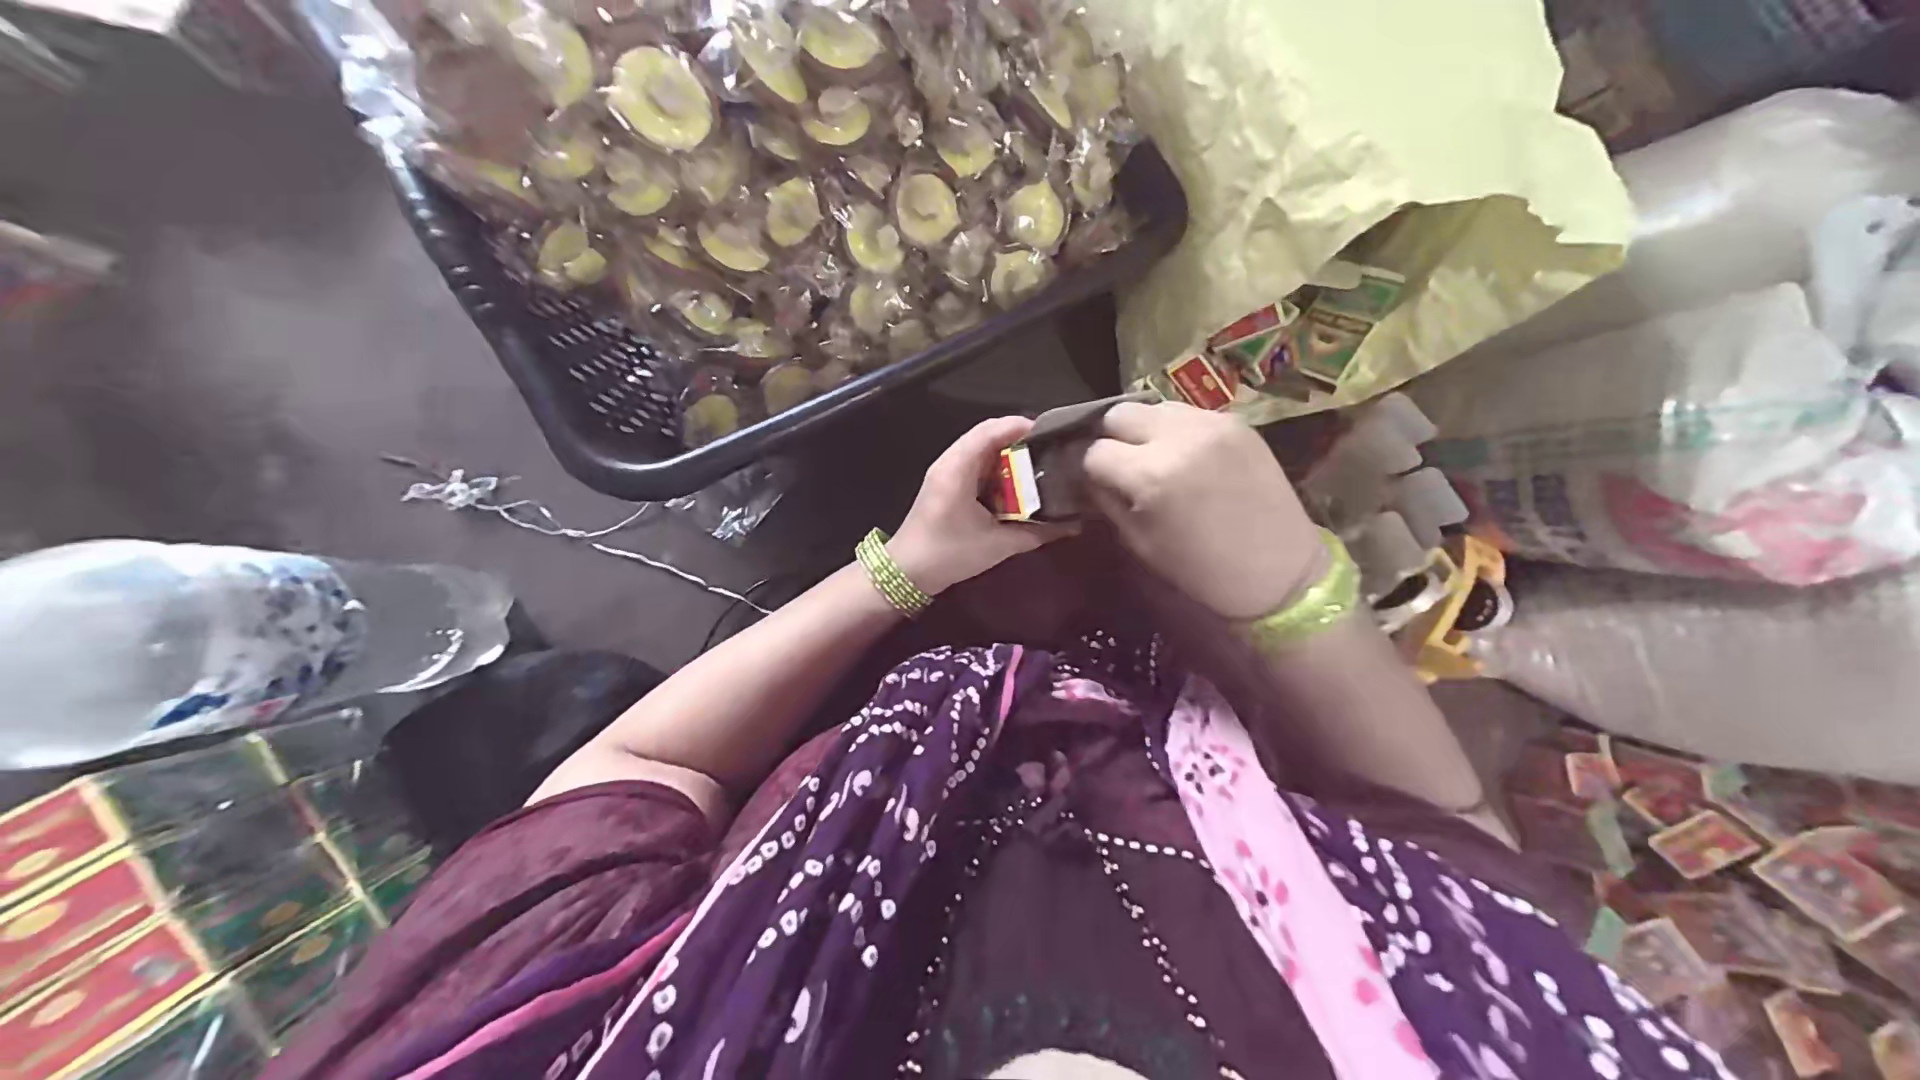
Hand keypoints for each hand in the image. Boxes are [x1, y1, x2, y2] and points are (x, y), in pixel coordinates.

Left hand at [887, 416, 1071, 595]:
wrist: (906, 572)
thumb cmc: (948, 554)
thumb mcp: (997, 544)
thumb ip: (1036, 532)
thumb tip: (1072, 526)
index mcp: (958, 467)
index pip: (993, 429)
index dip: (1023, 426)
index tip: (1054, 435)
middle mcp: (950, 461)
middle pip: (988, 434)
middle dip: (1020, 439)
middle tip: (1052, 451)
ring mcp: (946, 471)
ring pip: (982, 449)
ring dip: (1009, 453)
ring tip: (1041, 464)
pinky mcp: (946, 484)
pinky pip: (976, 464)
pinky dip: (998, 467)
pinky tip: (1018, 482)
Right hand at [1083, 401, 1323, 619]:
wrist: (1280, 573)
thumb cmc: (1202, 571)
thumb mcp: (1140, 543)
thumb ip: (1107, 501)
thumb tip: (1088, 477)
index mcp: (1150, 475)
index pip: (1094, 451)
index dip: (1086, 467)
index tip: (1089, 480)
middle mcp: (1178, 437)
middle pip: (1118, 414)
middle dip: (1109, 438)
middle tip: (1116, 463)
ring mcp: (1211, 424)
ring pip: (1153, 407)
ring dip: (1142, 429)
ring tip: (1150, 456)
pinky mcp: (1237, 422)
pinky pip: (1188, 413)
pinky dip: (1174, 429)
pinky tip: (1182, 455)